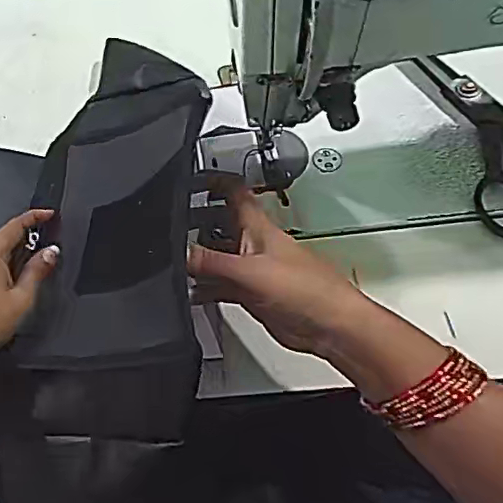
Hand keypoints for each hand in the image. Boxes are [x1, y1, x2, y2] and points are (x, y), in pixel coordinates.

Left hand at [0, 210, 59, 383]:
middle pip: (2, 239)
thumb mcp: (22, 298)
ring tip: (28, 272)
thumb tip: (49, 253)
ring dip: (12, 257)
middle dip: (25, 240)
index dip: (34, 217)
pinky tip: (7, 287)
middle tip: (44, 248)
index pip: (14, 225)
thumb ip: (37, 271)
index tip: (47, 214)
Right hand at [188, 181, 386, 365]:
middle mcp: (254, 244)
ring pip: (217, 257)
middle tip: (171, 224)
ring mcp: (253, 270)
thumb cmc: (311, 290)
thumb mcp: (250, 271)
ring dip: (198, 260)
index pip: (234, 192)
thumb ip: (212, 262)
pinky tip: (192, 291)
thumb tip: (181, 253)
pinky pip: (221, 285)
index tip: (192, 176)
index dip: (214, 181)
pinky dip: (205, 287)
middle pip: (219, 225)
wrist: (331, 326)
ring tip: (175, 261)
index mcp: (258, 227)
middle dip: (195, 223)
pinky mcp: (252, 293)